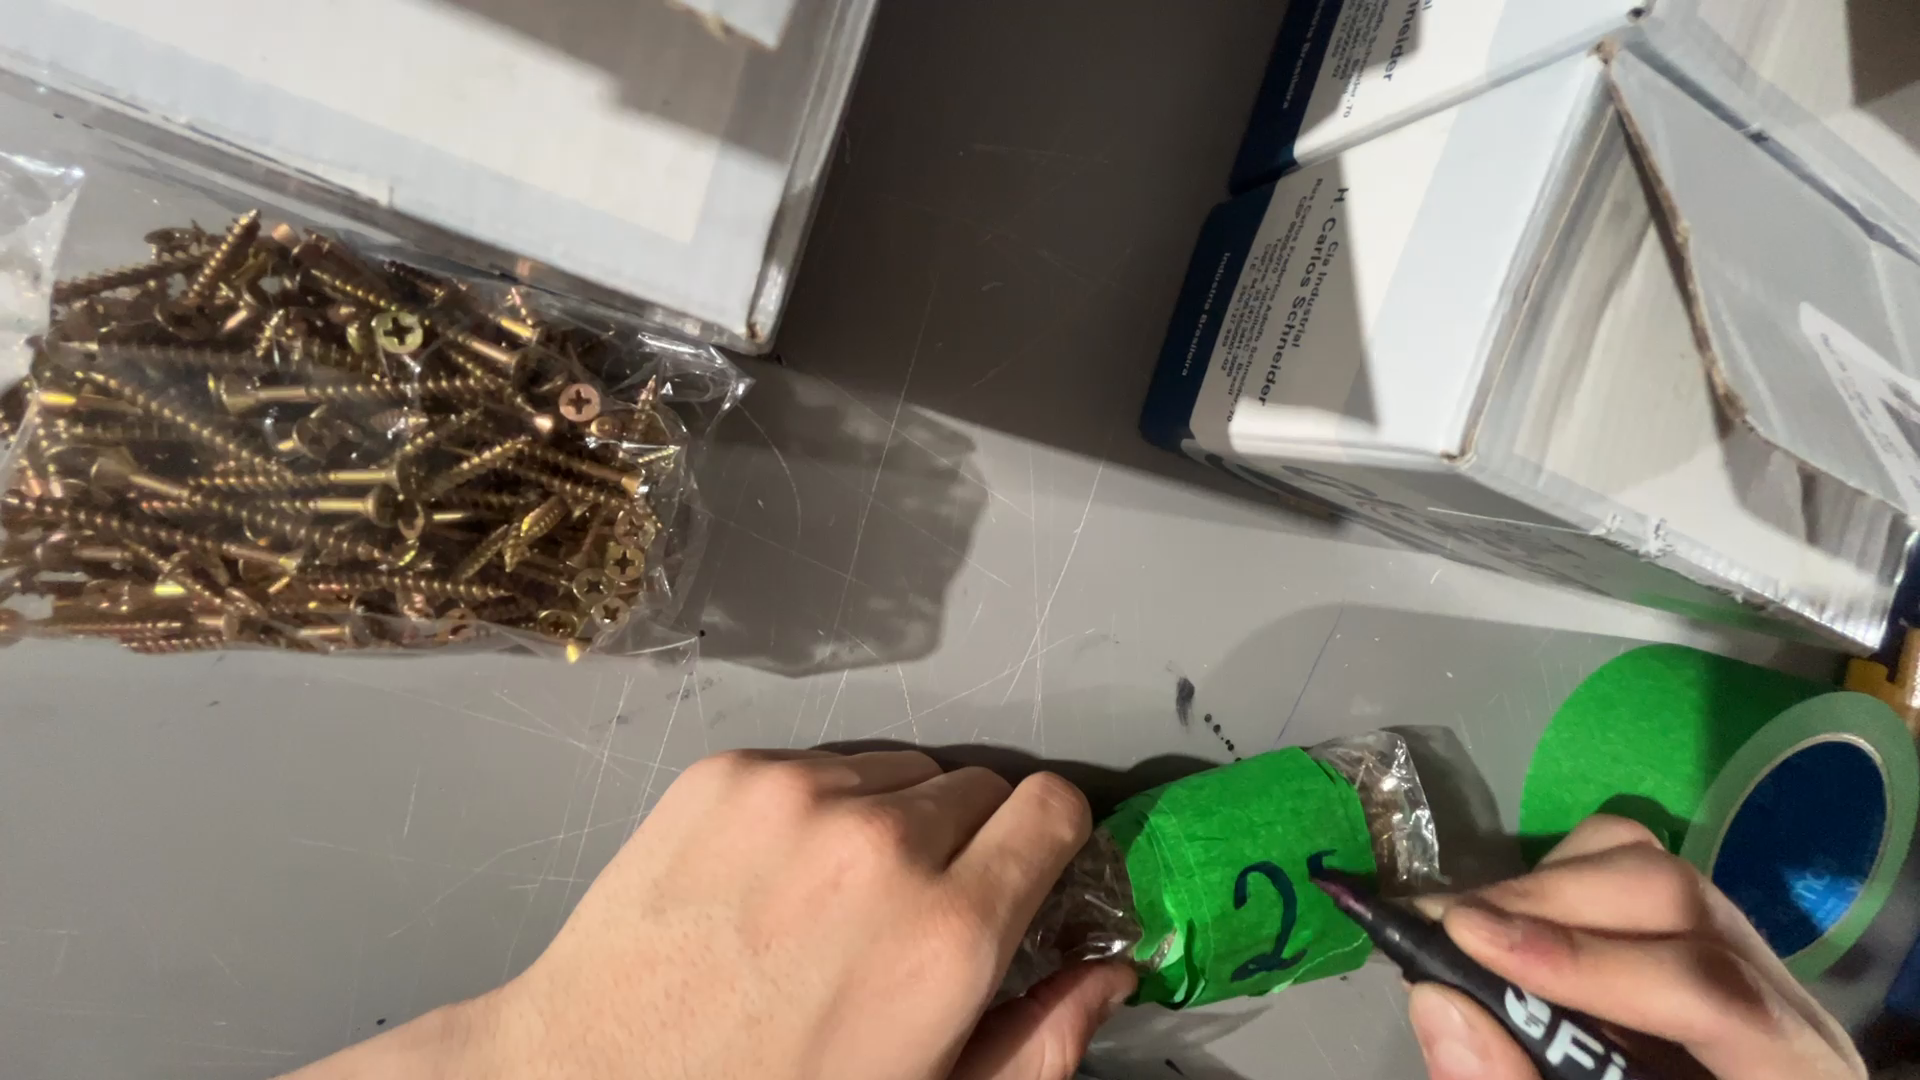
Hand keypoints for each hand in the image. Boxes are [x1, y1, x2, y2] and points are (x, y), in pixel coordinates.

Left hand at [468, 749, 1130, 1079]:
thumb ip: (1041, 1041)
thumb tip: (1111, 968)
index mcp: (945, 933)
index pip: (1053, 806)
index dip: (1053, 833)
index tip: (1032, 859)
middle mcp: (881, 842)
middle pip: (980, 783)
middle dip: (969, 835)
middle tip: (918, 899)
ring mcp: (799, 792)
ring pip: (903, 767)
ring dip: (896, 814)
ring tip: (837, 887)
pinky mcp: (734, 769)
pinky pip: (824, 761)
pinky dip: (824, 802)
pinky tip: (778, 867)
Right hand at [1405, 815, 1863, 1079]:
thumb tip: (1435, 999)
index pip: (1722, 1000)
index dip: (1587, 959)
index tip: (1468, 938)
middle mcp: (1785, 1020)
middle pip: (1681, 905)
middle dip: (1546, 904)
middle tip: (1450, 926)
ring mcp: (1737, 967)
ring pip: (1646, 867)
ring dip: (1537, 886)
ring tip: (1468, 925)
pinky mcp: (1678, 937)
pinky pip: (1615, 862)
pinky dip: (1543, 876)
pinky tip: (1504, 926)